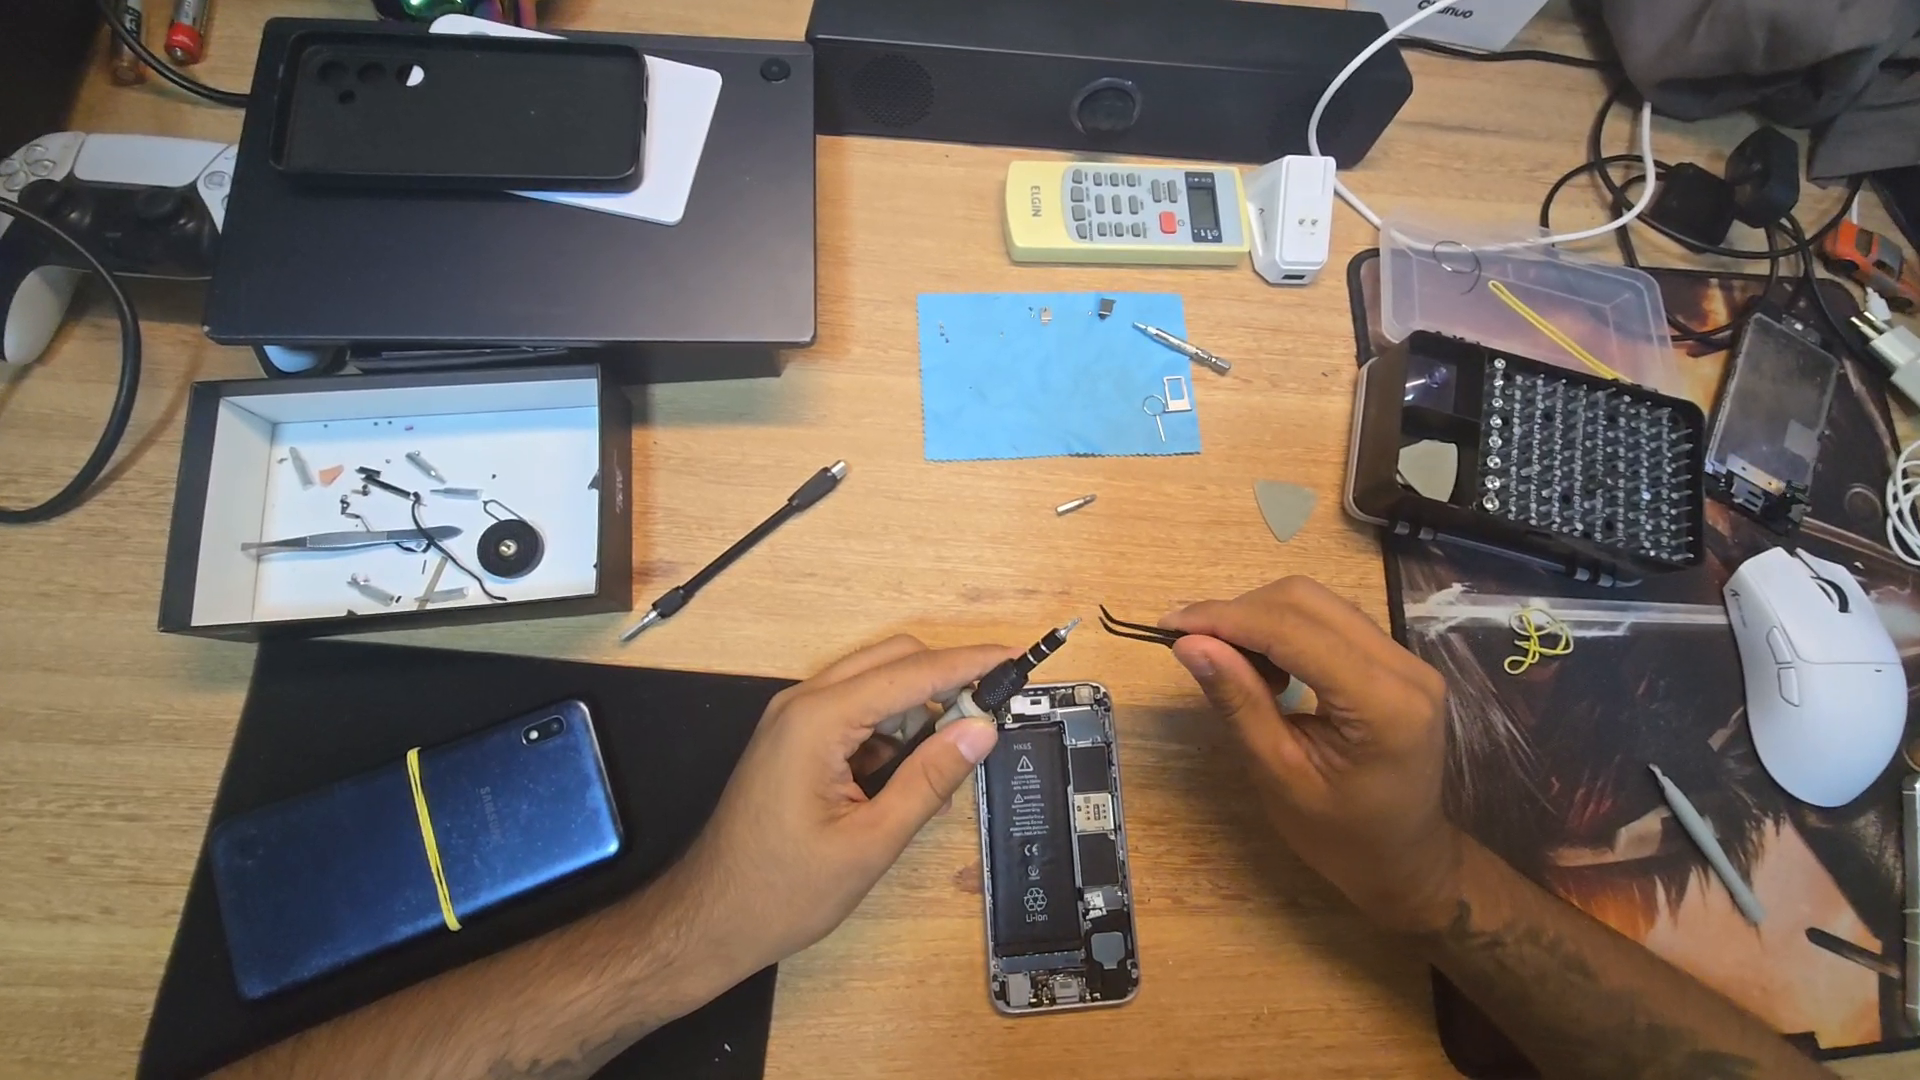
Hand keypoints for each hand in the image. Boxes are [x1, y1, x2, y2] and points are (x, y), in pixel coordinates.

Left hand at [645, 636, 1011, 984]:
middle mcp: (804, 701)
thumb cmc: (783, 891)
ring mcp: (796, 716)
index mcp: (818, 719)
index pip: (911, 672)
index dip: (969, 662)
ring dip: (919, 709)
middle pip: (893, 660)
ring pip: (877, 682)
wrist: (708, 919)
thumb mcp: (870, 843)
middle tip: (990, 714)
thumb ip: (929, 780)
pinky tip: (904, 776)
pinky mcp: (796, 735)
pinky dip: (892, 729)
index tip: (1016, 658)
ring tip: (946, 763)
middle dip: (946, 678)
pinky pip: (858, 709)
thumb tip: (982, 729)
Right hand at [1161, 577, 1460, 931]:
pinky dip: (1280, 628)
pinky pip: (1326, 619)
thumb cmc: (1338, 835)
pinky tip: (1261, 664)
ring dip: (1256, 618)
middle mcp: (1403, 666)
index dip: (1225, 619)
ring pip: (1313, 602)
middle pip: (1304, 601)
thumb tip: (1188, 644)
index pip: (1292, 631)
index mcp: (1383, 704)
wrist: (1403, 860)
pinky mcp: (1394, 658)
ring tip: (1227, 661)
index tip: (1168, 625)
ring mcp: (1404, 658)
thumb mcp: (1277, 773)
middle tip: (1192, 645)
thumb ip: (1238, 701)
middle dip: (1237, 613)